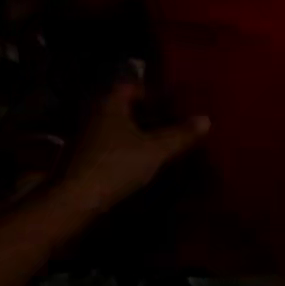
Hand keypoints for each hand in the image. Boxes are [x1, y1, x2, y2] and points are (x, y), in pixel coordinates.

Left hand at [56, 81, 210, 214]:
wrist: (78, 198)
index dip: (152, 92)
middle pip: (124, 107)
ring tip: (160, 143)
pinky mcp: (85, 157)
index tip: (172, 103)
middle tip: (171, 123)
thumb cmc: (118, 165)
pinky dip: (126, 148)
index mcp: (111, 104)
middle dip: (147, 114)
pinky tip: (140, 162)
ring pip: (117, 127)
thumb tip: (206, 119)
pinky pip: (111, 145)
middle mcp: (96, 114)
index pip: (131, 86)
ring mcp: (88, 137)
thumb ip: (180, 135)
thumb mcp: (155, 150)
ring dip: (136, 133)